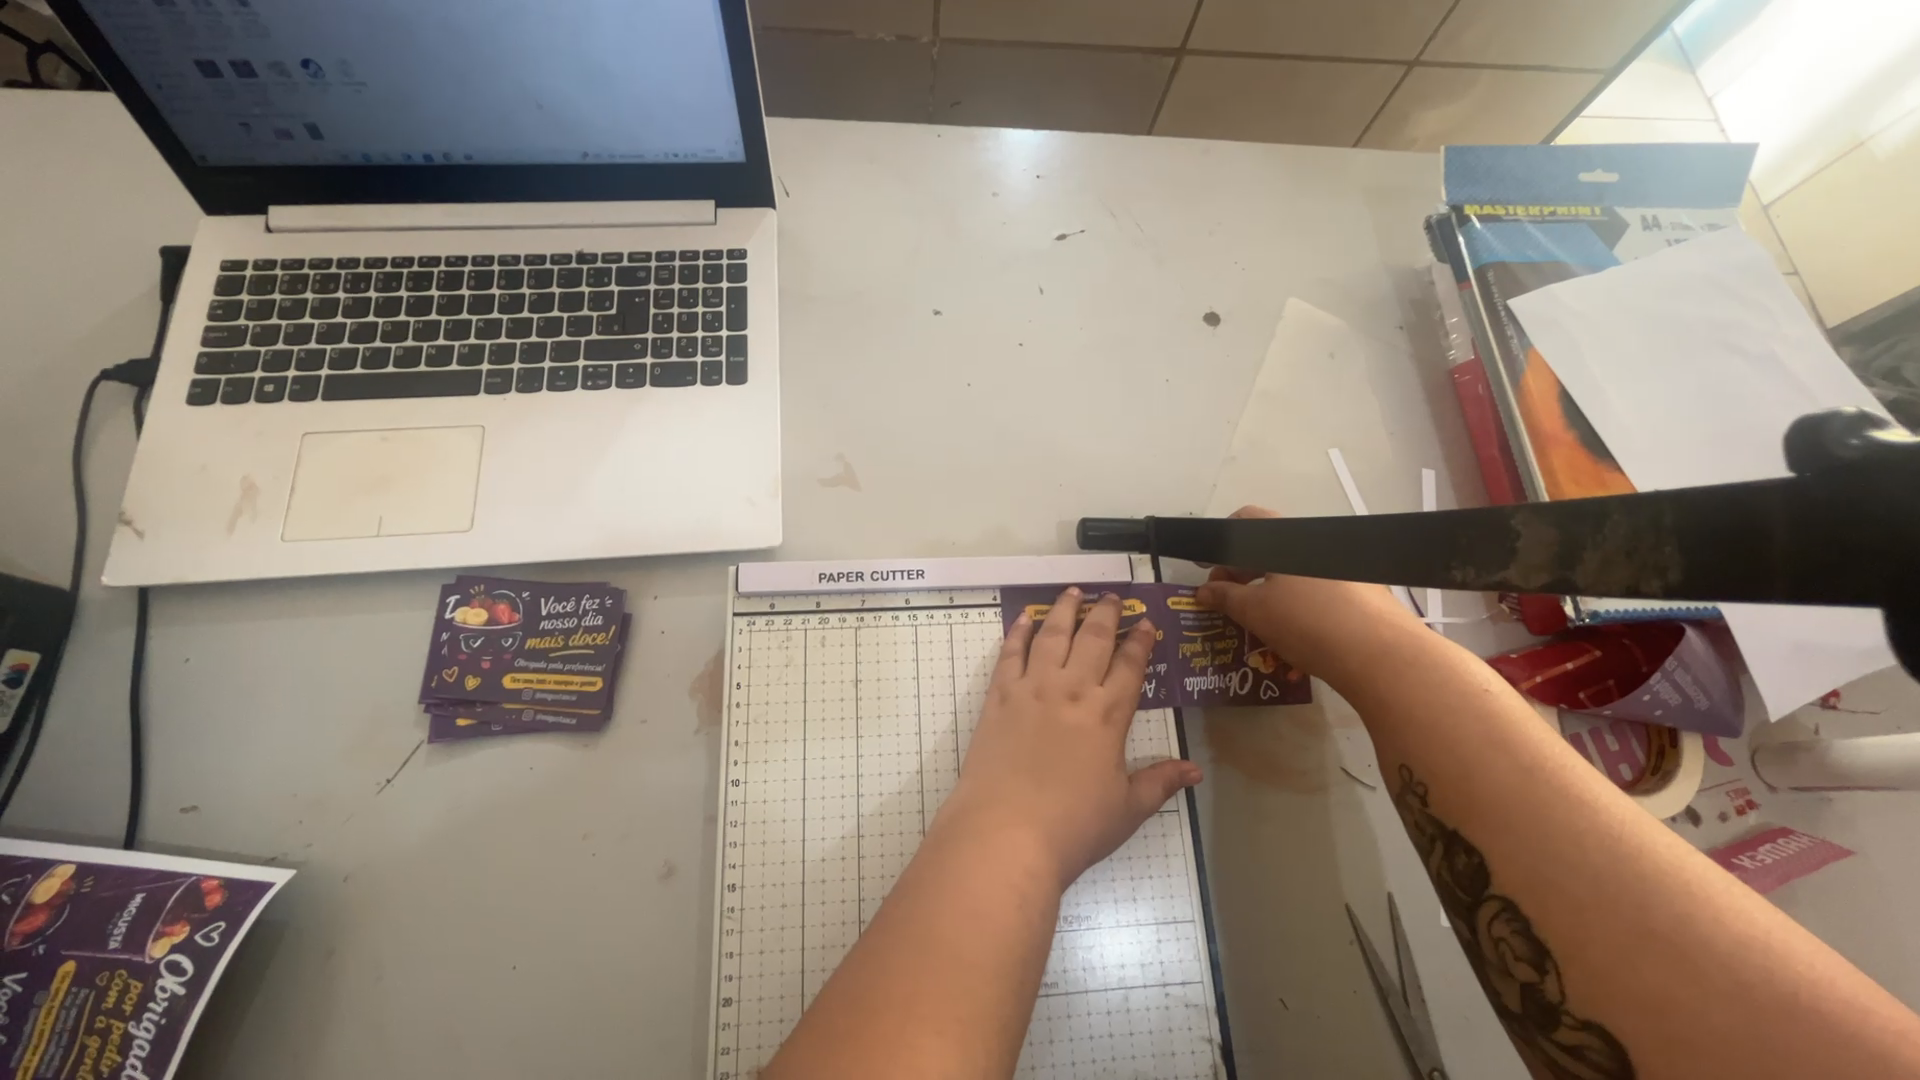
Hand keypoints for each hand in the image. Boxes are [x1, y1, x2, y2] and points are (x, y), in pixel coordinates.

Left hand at [933, 587, 1202, 889]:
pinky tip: (1024, 619)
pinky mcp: (999, 697)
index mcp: (1108, 715)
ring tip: (1073, 591)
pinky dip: (1019, 632)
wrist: (1005, 832)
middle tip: (1112, 596)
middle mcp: (1072, 691)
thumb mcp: (1127, 809)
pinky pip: (1010, 654)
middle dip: (1107, 613)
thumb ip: (1160, 782)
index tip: (1147, 622)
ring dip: (1064, 610)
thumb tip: (1196, 769)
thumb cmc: (1073, 826)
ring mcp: (1032, 689)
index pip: (1131, 666)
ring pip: (1052, 636)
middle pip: (1093, 639)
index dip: (1141, 641)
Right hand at [1195, 505, 1425, 683]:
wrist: (1381, 655)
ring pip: (1294, 573)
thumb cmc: (1307, 622)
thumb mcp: (1255, 611)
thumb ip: (1225, 597)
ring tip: (1259, 623)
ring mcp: (1343, 567)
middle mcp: (1316, 545)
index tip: (1209, 570)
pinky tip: (1295, 634)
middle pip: (1269, 549)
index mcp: (1287, 540)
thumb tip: (1203, 590)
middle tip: (1227, 601)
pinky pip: (1319, 591)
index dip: (1221, 542)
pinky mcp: (1363, 591)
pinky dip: (1299, 605)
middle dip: (1242, 573)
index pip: (1246, 520)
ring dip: (1270, 592)